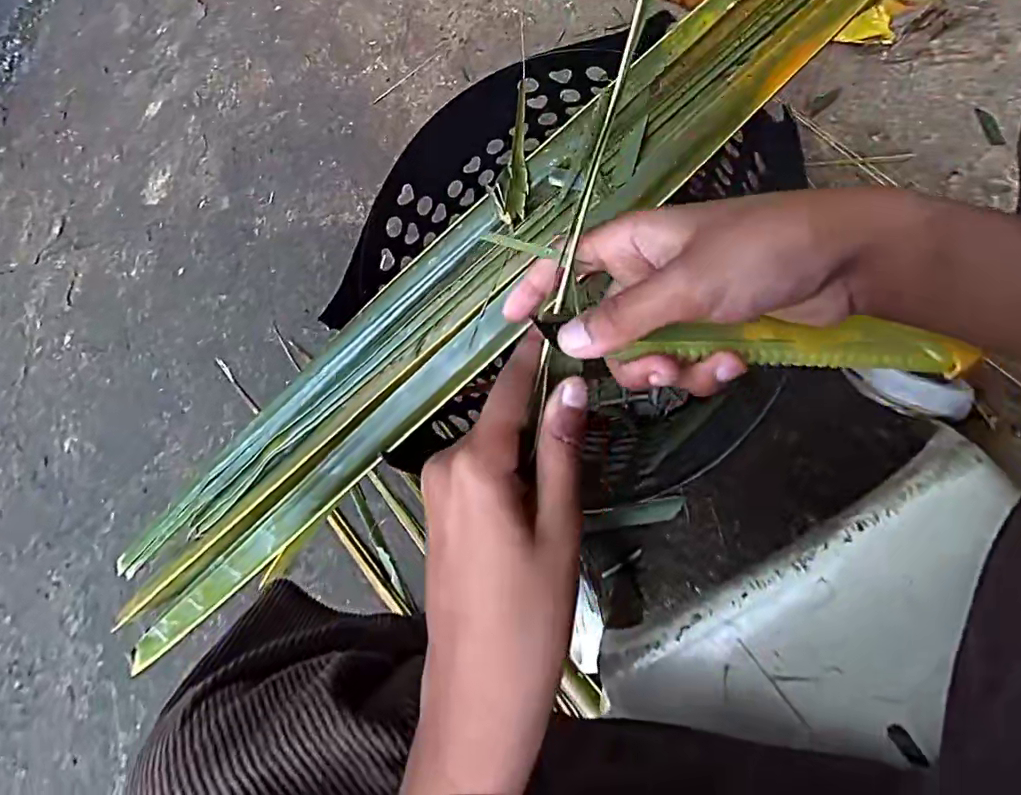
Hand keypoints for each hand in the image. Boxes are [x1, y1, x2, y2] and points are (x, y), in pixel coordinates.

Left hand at [403, 331, 586, 794]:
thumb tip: (570, 387)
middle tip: (586, 406)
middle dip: (539, 410)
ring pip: (491, 445)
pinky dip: (509, 467)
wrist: (475, 694)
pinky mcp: (437, 510)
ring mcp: (435, 488)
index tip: (553, 325)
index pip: (507, 392)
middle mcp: (444, 465)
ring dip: (527, 443)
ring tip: (571, 456)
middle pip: (500, 419)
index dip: (531, 358)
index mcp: (474, 464)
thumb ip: (561, 453)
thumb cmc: (528, 618)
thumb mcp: (559, 531)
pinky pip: (477, 469)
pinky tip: (537, 491)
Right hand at [503, 189, 922, 394]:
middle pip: (607, 326)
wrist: (847, 261)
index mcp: (632, 244)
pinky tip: (735, 362)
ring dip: (671, 370)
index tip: (511, 322)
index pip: (567, 260)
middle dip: (630, 356)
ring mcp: (681, 304)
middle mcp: (648, 274)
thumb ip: (624, 317)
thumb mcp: (686, 284)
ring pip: (646, 353)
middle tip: (657, 369)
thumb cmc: (758, 250)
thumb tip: (566, 343)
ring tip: (709, 365)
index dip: (536, 286)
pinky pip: (684, 361)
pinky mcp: (712, 329)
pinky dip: (704, 370)